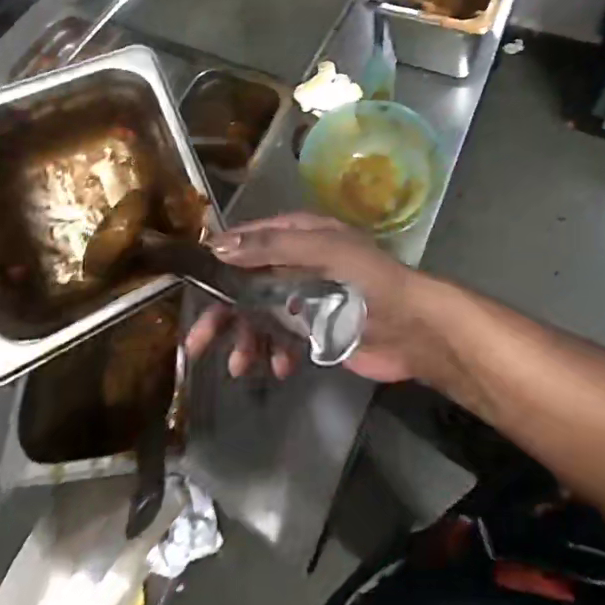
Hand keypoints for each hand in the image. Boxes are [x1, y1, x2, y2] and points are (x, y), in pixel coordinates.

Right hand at [183, 213, 448, 382]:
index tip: (190, 279)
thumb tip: (218, 246)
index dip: (220, 257)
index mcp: (300, 235)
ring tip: (240, 365)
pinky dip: (274, 354)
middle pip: (247, 284)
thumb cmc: (368, 280)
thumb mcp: (321, 251)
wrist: (414, 328)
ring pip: (260, 316)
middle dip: (222, 313)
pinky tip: (279, 368)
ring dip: (246, 340)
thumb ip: (271, 247)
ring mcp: (305, 298)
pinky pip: (282, 339)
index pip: (249, 239)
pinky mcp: (315, 330)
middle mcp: (298, 263)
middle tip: (196, 342)